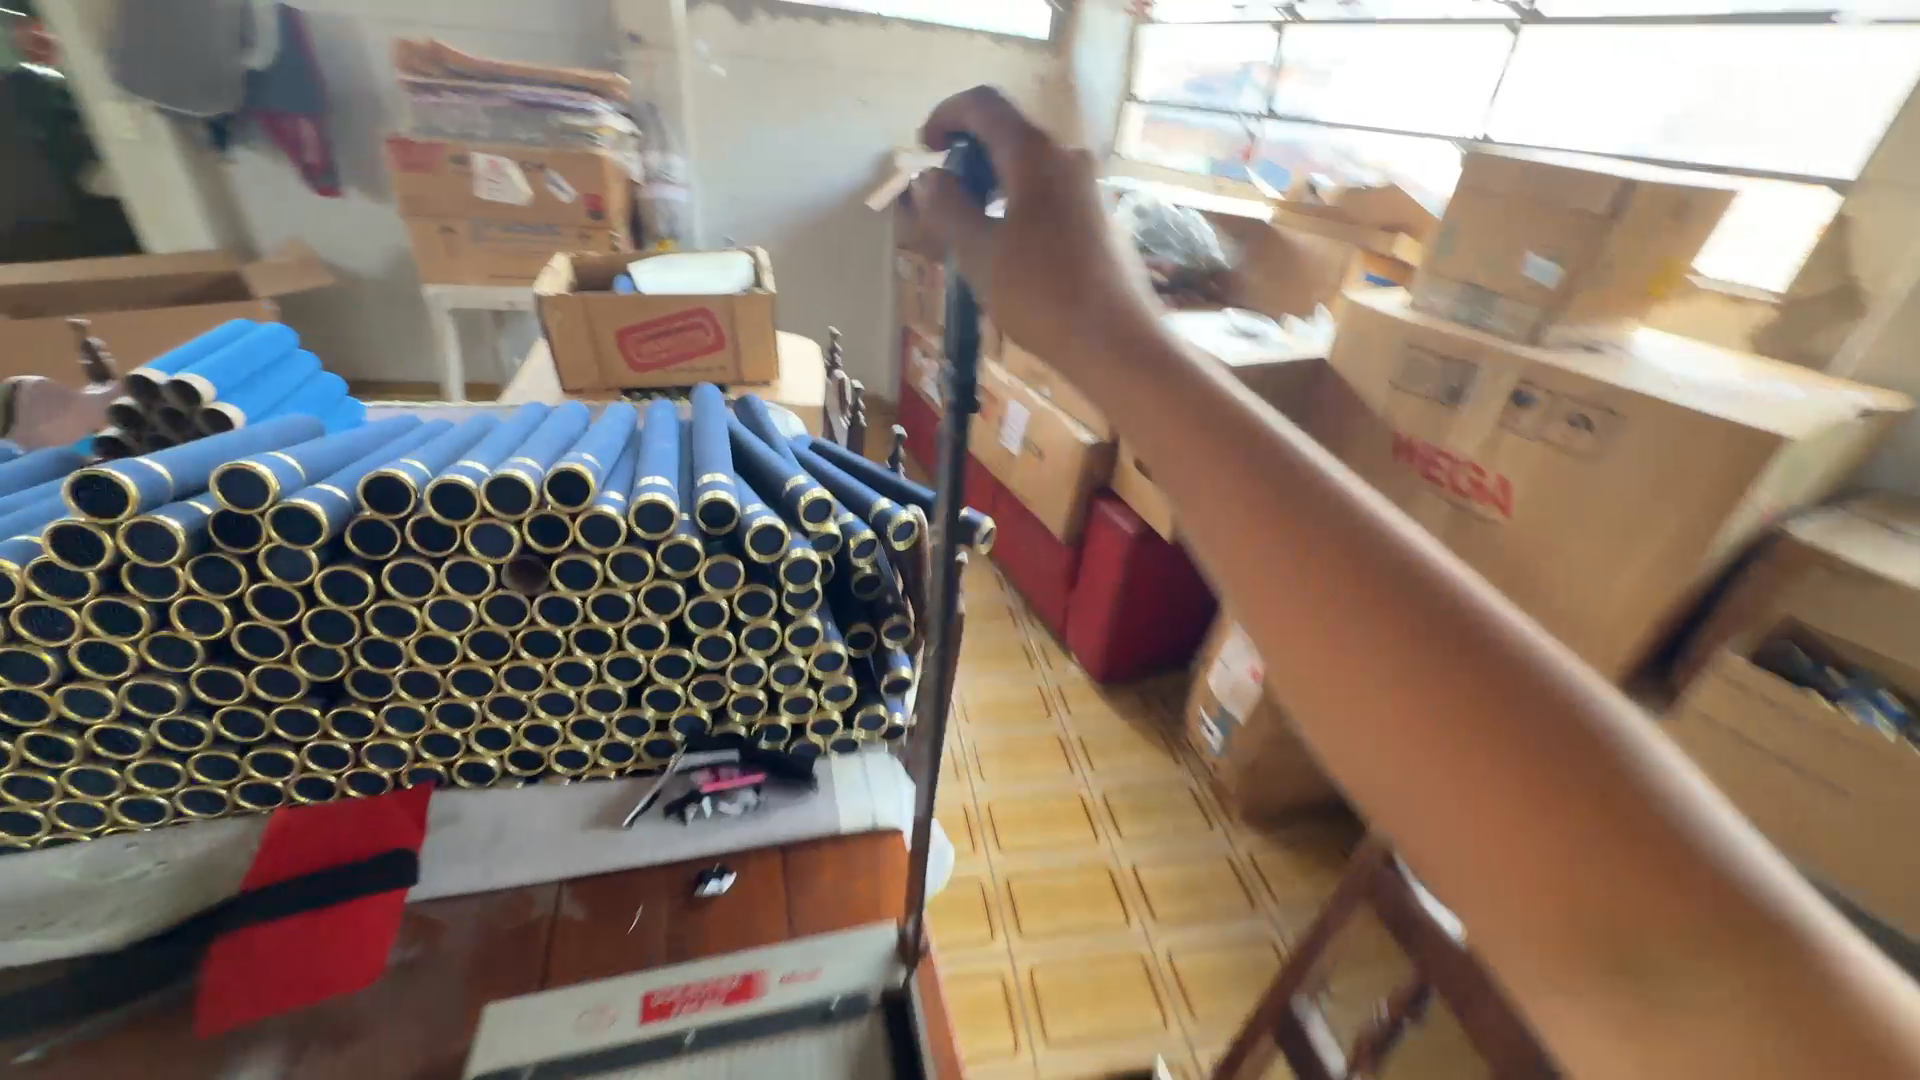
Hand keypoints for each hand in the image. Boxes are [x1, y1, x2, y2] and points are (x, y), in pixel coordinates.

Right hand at [910, 87, 1158, 375]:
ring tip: (972, 233)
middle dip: (970, 159)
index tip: (923, 147)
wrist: (1116, 343)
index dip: (946, 116)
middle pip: (1010, 137)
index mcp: (1035, 155)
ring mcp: (1092, 191)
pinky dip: (1020, 208)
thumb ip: (948, 209)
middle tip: (944, 201)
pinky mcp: (1103, 222)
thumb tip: (928, 178)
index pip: (984, 106)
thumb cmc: (1041, 295)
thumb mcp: (979, 254)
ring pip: (1032, 172)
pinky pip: (1051, 198)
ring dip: (994, 188)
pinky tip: (1012, 254)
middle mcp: (1069, 159)